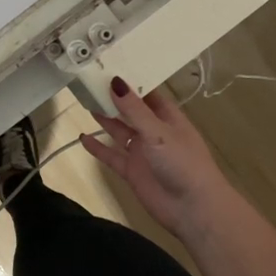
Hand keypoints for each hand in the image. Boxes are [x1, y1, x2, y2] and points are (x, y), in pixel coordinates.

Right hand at [82, 77, 238, 238]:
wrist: (192, 208)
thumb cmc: (182, 163)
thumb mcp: (158, 132)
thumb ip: (134, 109)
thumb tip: (114, 81)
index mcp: (168, 118)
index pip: (148, 93)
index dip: (131, 82)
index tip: (109, 66)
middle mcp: (155, 132)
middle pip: (131, 111)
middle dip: (114, 98)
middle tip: (89, 82)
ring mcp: (143, 152)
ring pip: (120, 131)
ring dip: (105, 119)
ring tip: (85, 102)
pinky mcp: (132, 171)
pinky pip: (112, 156)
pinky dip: (98, 147)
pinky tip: (83, 137)